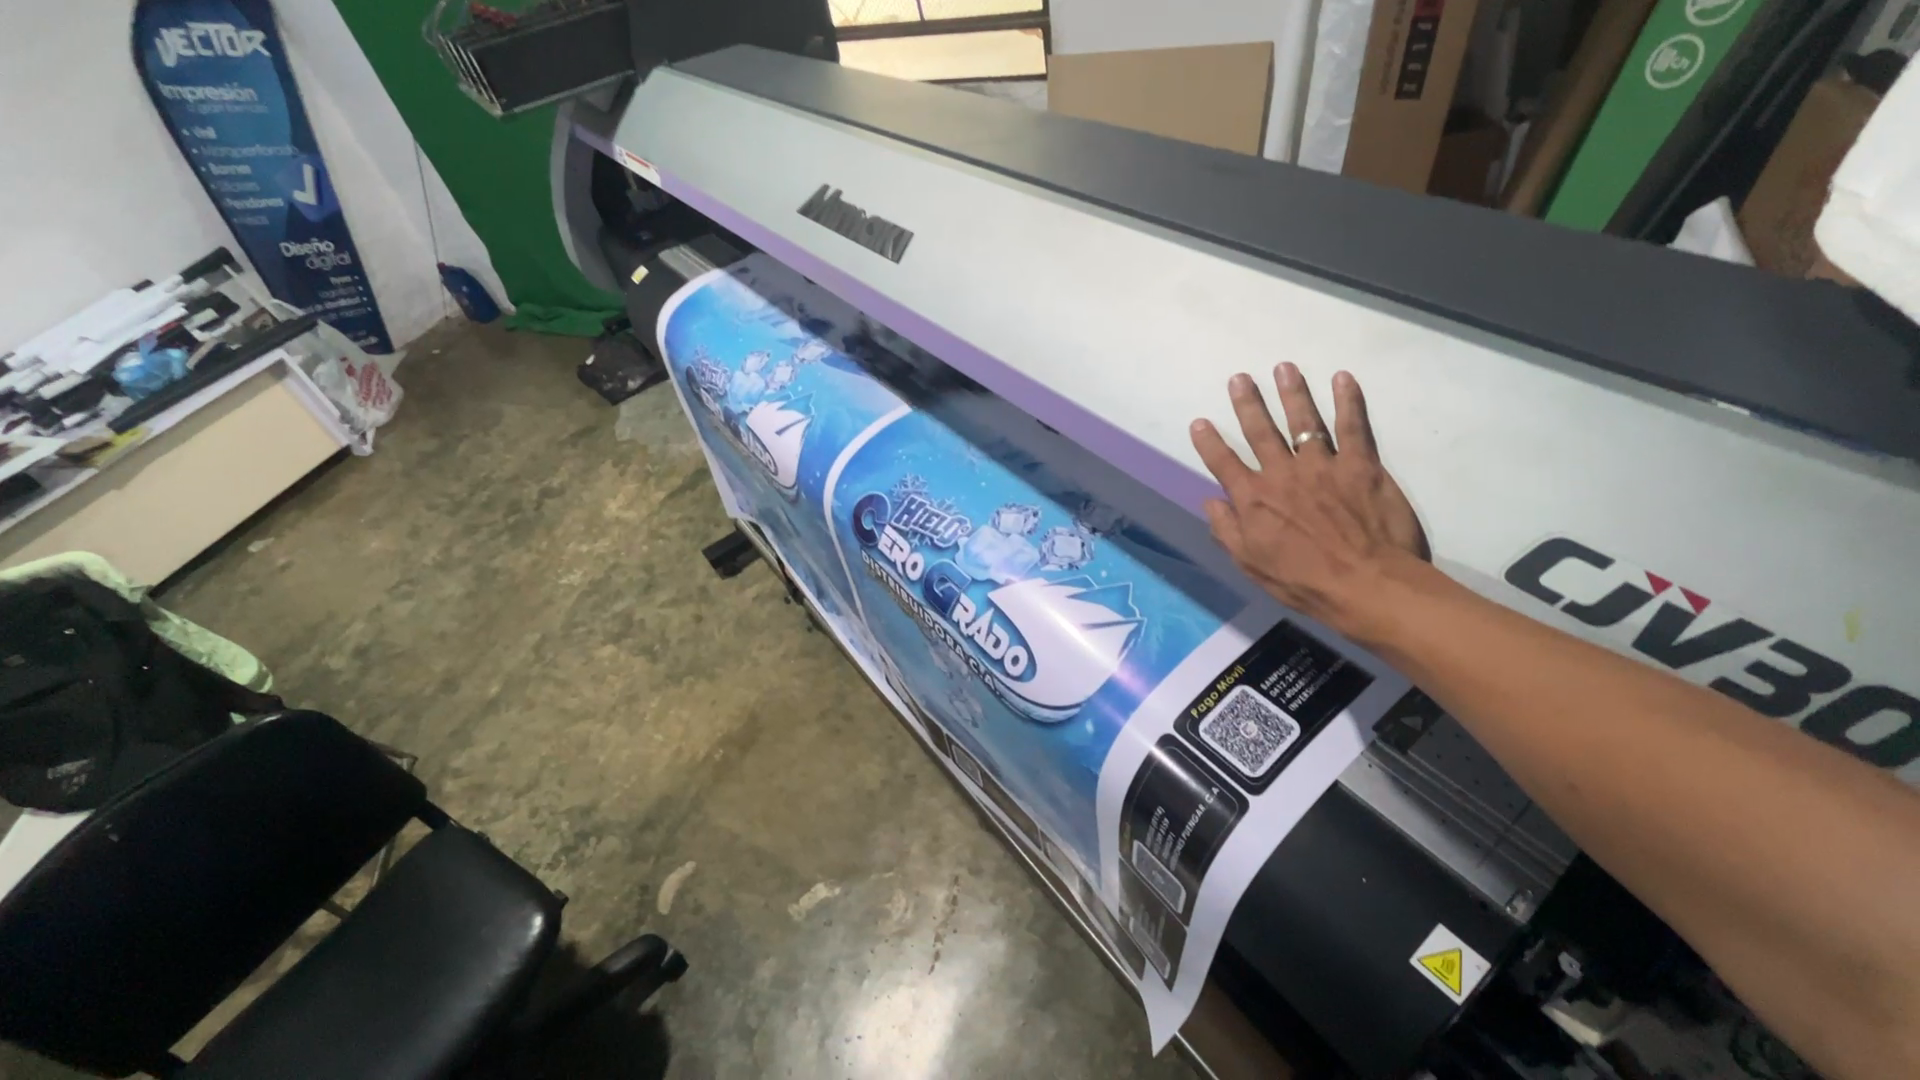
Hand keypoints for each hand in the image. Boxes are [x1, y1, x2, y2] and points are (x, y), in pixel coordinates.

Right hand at [1189, 363, 1429, 641]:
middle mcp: (1282, 474)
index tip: (1200, 422)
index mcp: (1253, 500)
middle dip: (1248, 403)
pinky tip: (1342, 379)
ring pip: (1303, 420)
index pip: (1224, 463)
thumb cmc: (1304, 582)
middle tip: (1239, 378)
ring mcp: (1323, 466)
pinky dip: (1348, 400)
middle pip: (1260, 431)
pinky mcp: (1361, 465)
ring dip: (1292, 392)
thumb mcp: (1252, 565)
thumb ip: (1228, 531)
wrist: (1365, 583)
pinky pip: (1353, 426)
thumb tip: (1211, 503)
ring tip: (1284, 368)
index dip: (1209, 442)